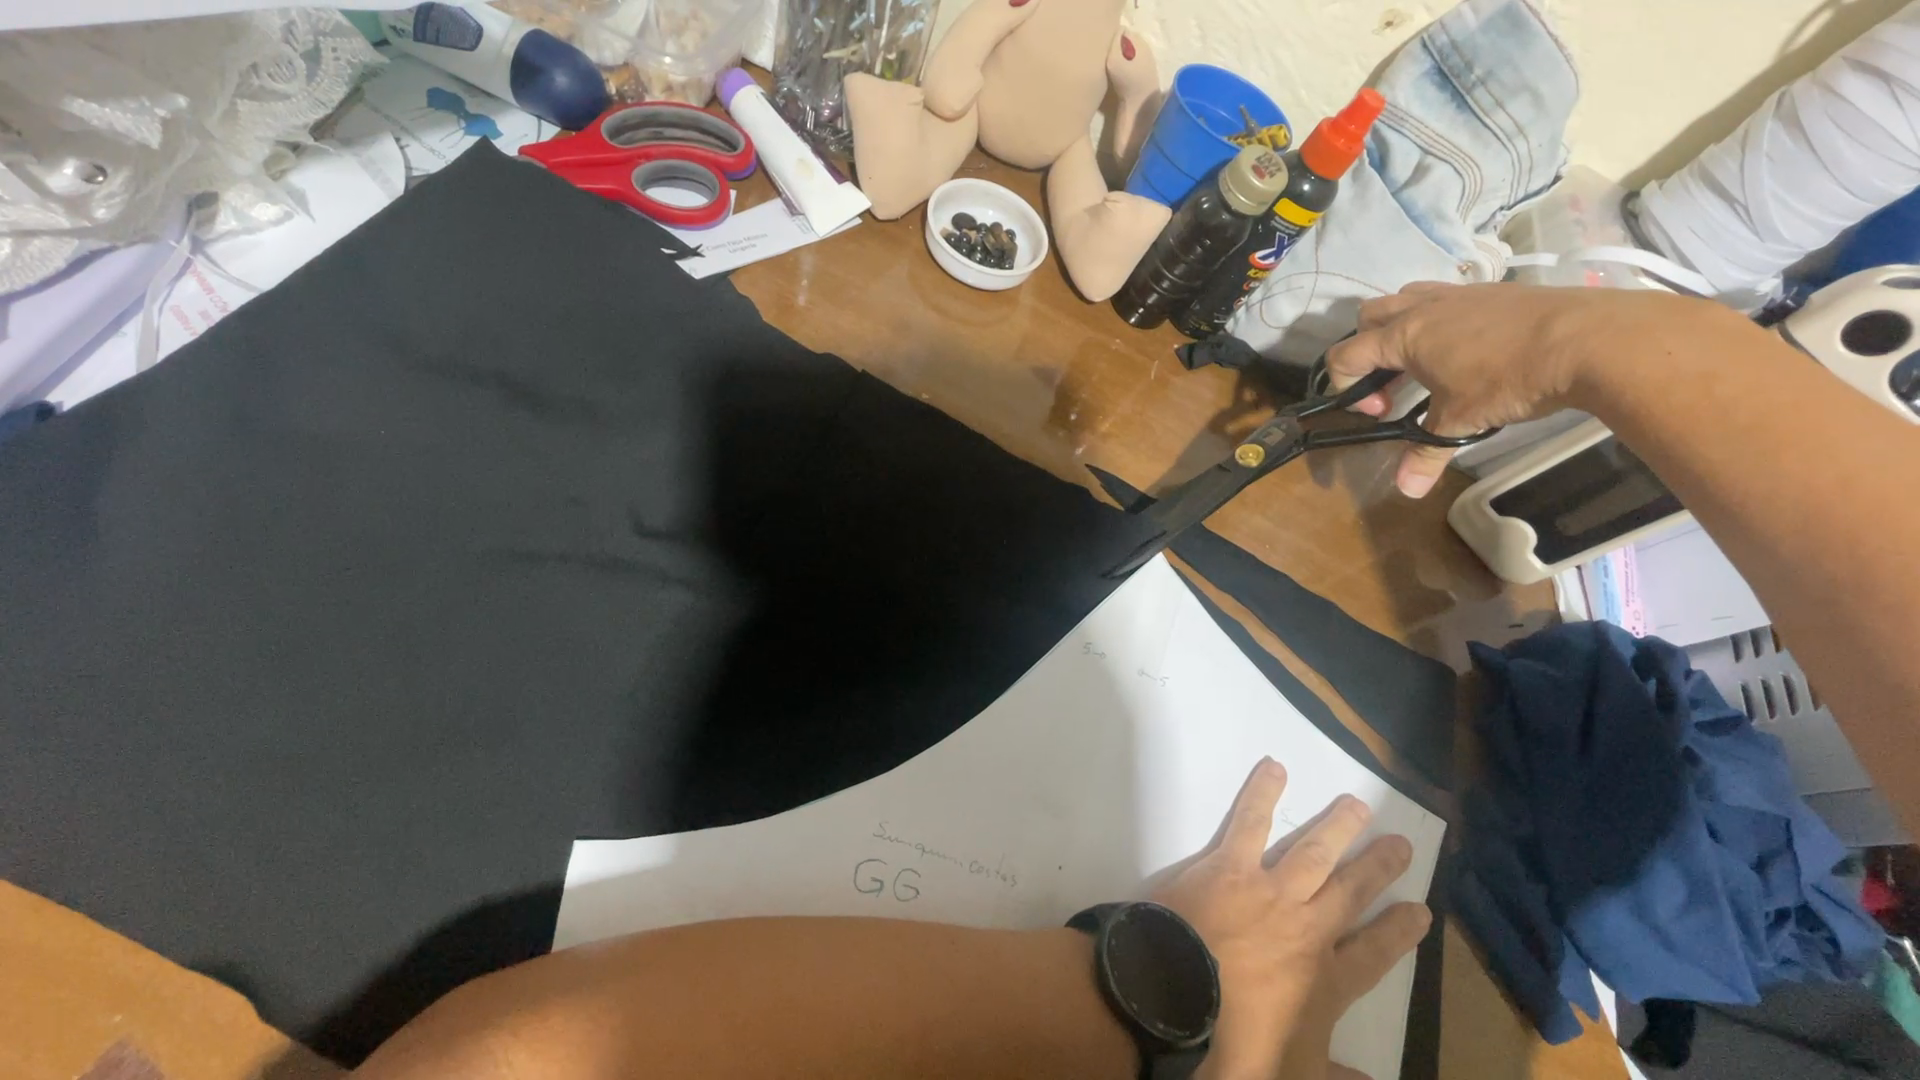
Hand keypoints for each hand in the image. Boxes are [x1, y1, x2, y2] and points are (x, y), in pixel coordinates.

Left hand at [1153, 758, 1431, 1079]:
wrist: (1171, 1000)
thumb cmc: (1228, 1045)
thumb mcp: (1291, 1073)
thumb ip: (1332, 1075)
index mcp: (1323, 981)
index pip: (1374, 955)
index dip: (1398, 934)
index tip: (1421, 913)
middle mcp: (1305, 927)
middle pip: (1350, 892)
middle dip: (1378, 869)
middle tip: (1402, 845)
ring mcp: (1267, 890)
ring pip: (1312, 851)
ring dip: (1337, 828)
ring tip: (1358, 805)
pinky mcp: (1227, 864)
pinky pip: (1248, 821)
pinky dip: (1262, 792)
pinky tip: (1274, 767)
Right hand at [1324, 282, 1710, 497]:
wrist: (1591, 339)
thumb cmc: (1510, 378)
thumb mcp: (1462, 421)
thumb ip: (1428, 454)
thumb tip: (1407, 491)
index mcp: (1404, 335)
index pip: (1346, 354)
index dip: (1347, 386)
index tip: (1380, 411)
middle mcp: (1424, 307)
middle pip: (1369, 316)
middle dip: (1367, 350)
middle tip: (1393, 384)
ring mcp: (1461, 294)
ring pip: (1407, 297)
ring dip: (1400, 327)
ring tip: (1424, 362)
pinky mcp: (1494, 291)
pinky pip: (1448, 298)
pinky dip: (1441, 321)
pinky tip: (1468, 351)